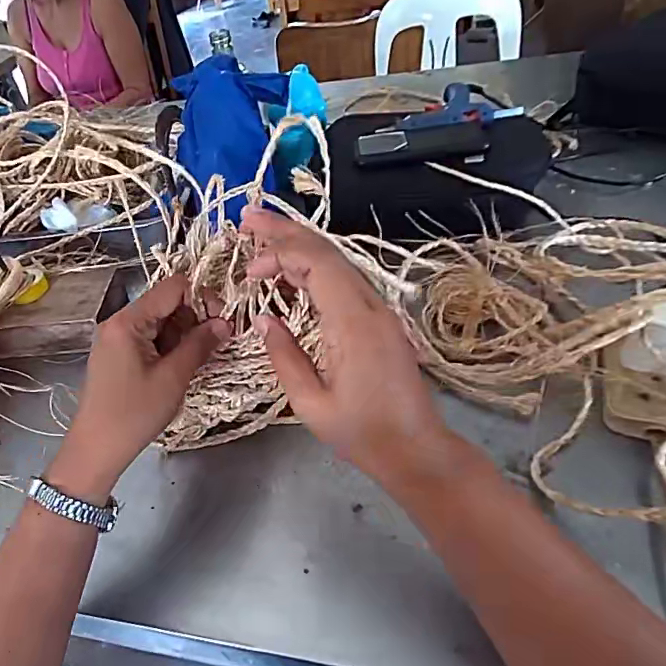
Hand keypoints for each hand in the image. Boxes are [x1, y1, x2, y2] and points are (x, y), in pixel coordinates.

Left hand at [49, 273, 227, 500]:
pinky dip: (171, 347)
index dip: (202, 297)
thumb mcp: (173, 378)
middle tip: (215, 343)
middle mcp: (120, 322)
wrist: (96, 449)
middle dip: (195, 318)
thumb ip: (200, 344)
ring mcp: (117, 339)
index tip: (221, 321)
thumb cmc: (133, 414)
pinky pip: (151, 338)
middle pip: (167, 303)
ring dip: (185, 335)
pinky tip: (182, 366)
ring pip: (162, 322)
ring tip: (200, 359)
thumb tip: (225, 322)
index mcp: (128, 321)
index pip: (173, 287)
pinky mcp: (119, 355)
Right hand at [241, 206, 465, 491]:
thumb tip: (263, 319)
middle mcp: (371, 307)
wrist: (417, 448)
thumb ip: (284, 355)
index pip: (317, 264)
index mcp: (354, 323)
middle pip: (328, 252)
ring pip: (339, 263)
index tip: (248, 269)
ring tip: (265, 236)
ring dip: (301, 246)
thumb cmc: (363, 433)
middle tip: (249, 216)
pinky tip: (294, 273)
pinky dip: (316, 269)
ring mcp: (381, 311)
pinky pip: (346, 282)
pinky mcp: (382, 320)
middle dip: (287, 231)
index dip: (279, 253)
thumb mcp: (310, 402)